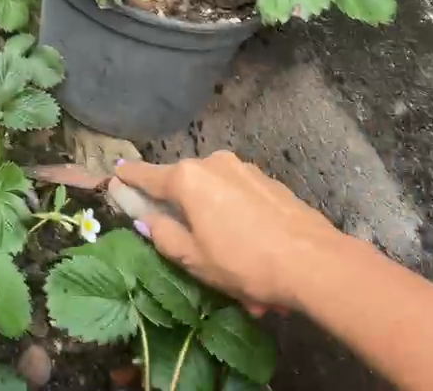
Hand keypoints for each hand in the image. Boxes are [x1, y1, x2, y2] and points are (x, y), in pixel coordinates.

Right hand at [114, 151, 346, 311]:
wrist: (317, 262)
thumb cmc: (246, 262)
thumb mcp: (195, 259)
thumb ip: (164, 235)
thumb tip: (147, 219)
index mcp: (187, 178)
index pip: (147, 174)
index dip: (129, 177)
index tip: (115, 173)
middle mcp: (211, 163)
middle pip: (185, 186)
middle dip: (186, 217)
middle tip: (195, 254)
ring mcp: (243, 169)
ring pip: (217, 197)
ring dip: (218, 226)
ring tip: (235, 268)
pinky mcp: (269, 181)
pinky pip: (242, 200)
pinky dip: (241, 223)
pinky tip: (257, 255)